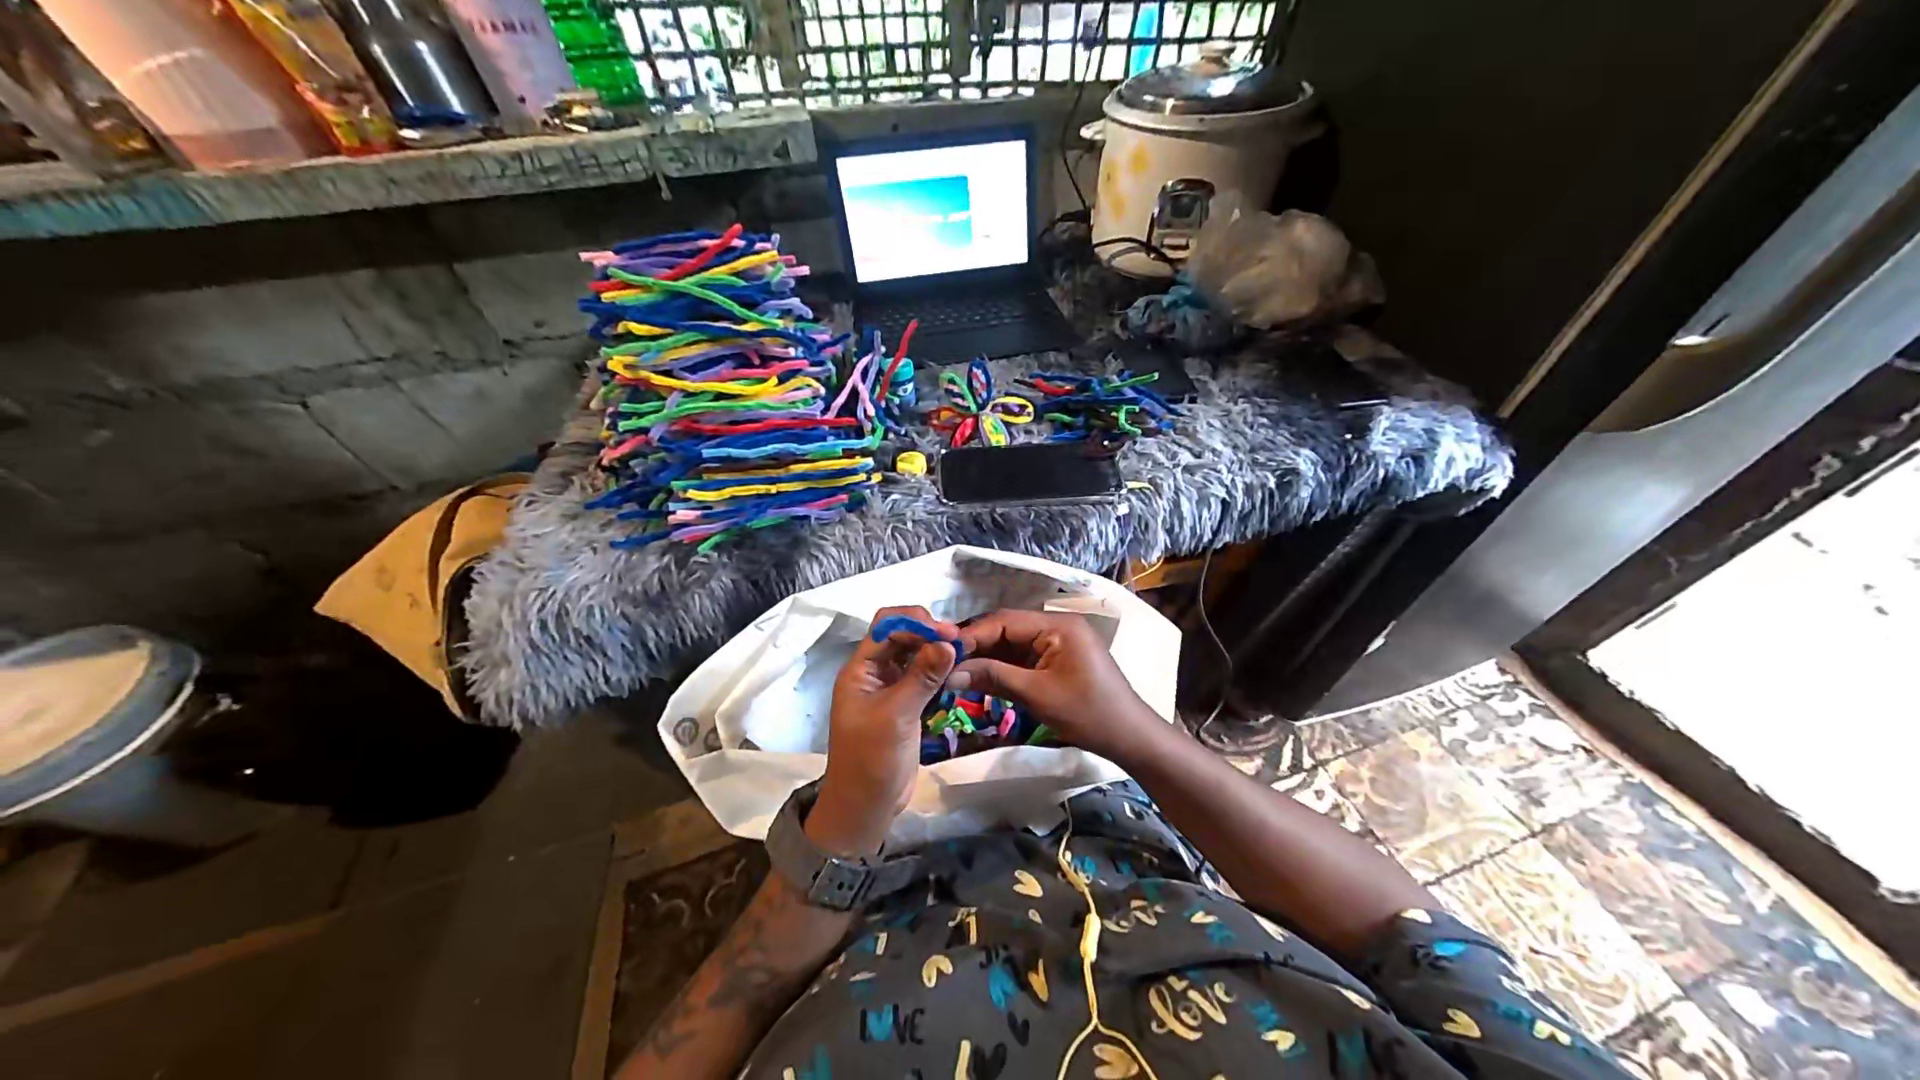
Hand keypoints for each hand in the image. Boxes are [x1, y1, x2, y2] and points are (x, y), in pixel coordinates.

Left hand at [813, 606, 958, 854]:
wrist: (864, 807)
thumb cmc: (871, 760)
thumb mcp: (896, 716)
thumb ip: (922, 677)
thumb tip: (948, 643)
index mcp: (860, 670)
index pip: (886, 628)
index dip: (916, 624)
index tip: (948, 633)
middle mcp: (873, 673)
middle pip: (900, 637)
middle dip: (928, 632)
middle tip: (959, 642)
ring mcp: (890, 689)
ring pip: (914, 655)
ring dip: (935, 650)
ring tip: (963, 652)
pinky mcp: (905, 705)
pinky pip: (922, 676)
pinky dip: (938, 670)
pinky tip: (957, 671)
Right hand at [949, 610, 1170, 764]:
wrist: (1130, 737)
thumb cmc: (1088, 713)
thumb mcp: (1037, 695)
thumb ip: (994, 677)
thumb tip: (951, 672)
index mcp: (1057, 625)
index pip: (1004, 621)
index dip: (972, 635)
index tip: (943, 651)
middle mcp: (1057, 625)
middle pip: (1006, 629)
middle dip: (977, 646)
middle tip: (945, 663)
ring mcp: (1058, 642)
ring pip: (1012, 644)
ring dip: (987, 657)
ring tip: (956, 671)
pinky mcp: (1058, 659)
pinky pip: (1023, 656)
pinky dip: (1003, 667)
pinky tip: (981, 678)